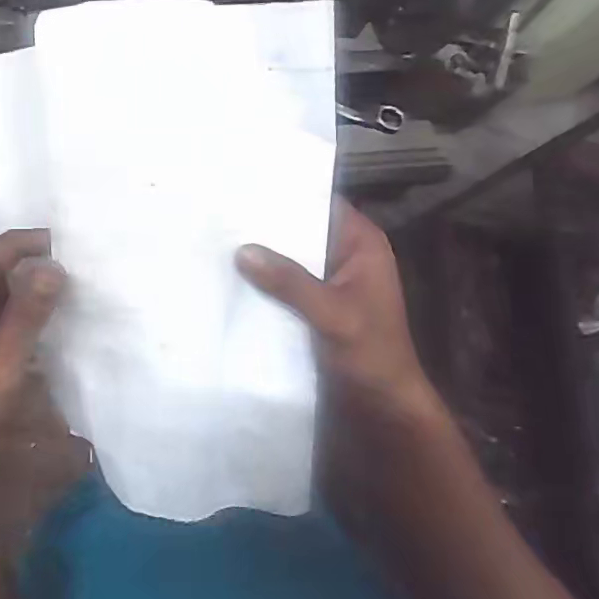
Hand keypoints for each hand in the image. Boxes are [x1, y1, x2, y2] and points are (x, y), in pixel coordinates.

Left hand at [0, 229, 63, 498]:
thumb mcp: (4, 355)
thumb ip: (30, 308)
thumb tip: (57, 265)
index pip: (3, 245)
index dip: (40, 242)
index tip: (79, 247)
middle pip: (4, 259)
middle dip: (41, 261)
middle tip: (83, 265)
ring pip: (6, 280)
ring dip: (36, 283)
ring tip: (76, 283)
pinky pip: (3, 300)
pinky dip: (27, 302)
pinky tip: (55, 309)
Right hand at [236, 201, 431, 411]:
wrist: (383, 412)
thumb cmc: (372, 356)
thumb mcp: (333, 314)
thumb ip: (290, 282)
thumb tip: (242, 251)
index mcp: (362, 245)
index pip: (321, 203)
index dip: (286, 193)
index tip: (244, 186)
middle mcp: (344, 256)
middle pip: (299, 230)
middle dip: (264, 226)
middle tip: (217, 214)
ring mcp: (327, 282)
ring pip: (287, 258)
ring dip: (260, 257)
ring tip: (214, 240)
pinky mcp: (312, 307)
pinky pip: (282, 285)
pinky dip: (262, 283)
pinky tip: (228, 278)